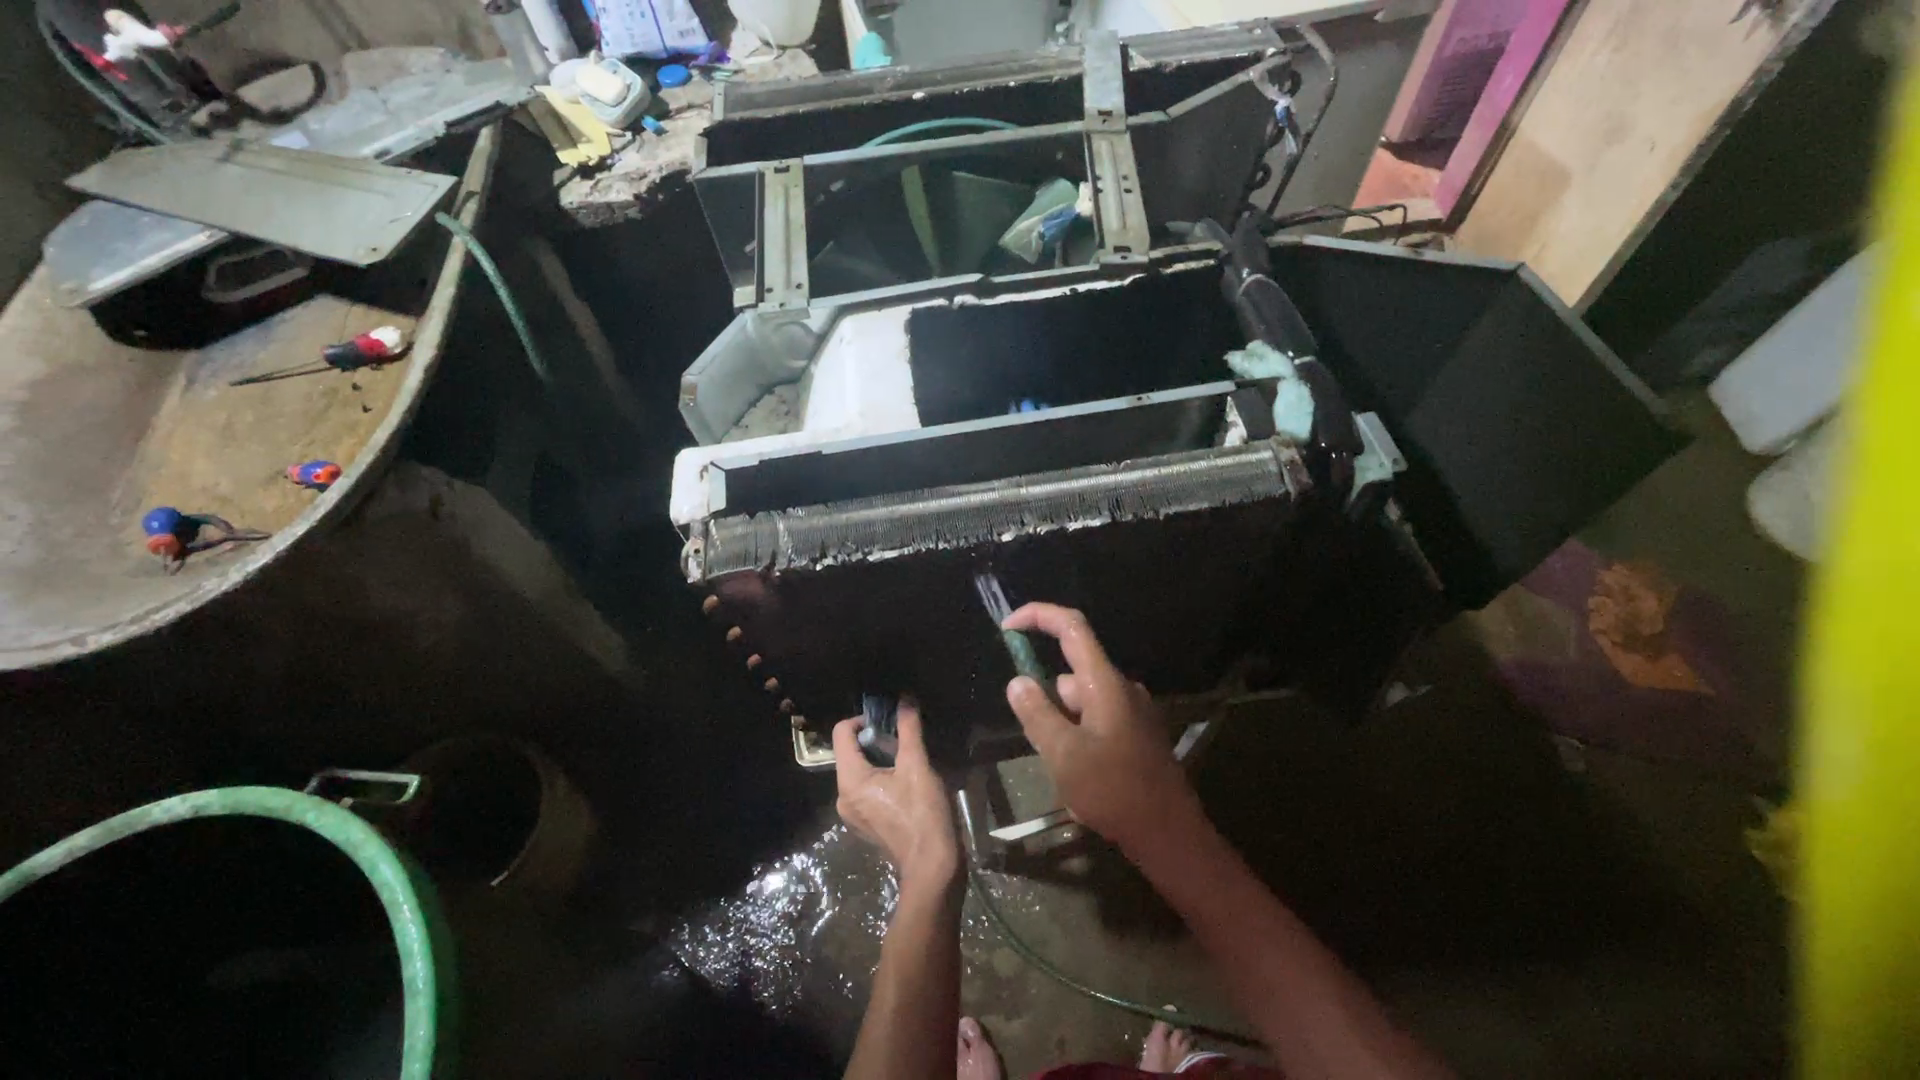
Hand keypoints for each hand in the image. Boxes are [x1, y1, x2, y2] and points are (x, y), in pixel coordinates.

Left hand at [834, 702, 960, 890]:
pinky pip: (865, 791)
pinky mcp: (864, 825)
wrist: (932, 866)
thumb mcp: (917, 765)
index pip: (841, 733)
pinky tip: (906, 786)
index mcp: (849, 779)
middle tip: (904, 742)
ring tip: (908, 763)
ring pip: (859, 772)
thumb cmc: (922, 813)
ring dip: (880, 761)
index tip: (888, 721)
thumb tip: (905, 699)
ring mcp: (851, 814)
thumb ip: (909, 730)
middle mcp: (842, 796)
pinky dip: (881, 780)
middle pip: (850, 753)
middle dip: (875, 741)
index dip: (862, 720)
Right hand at [1002, 603, 1198, 852]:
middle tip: (1041, 747)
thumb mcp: (1063, 754)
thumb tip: (1018, 681)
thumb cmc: (1114, 790)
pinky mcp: (1138, 735)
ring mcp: (1134, 712)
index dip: (1038, 616)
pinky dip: (1079, 738)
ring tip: (1065, 773)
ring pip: (1082, 703)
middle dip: (1046, 702)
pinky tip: (1082, 779)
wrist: (1168, 833)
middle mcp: (1122, 689)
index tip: (1007, 627)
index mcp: (1105, 684)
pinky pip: (1097, 722)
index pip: (1072, 628)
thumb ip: (1037, 714)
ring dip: (1063, 727)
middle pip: (1071, 675)